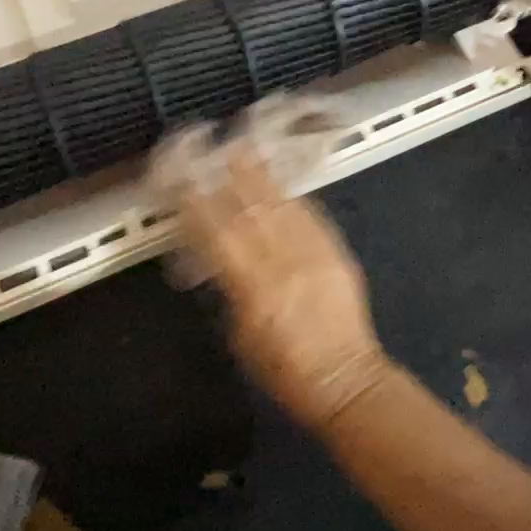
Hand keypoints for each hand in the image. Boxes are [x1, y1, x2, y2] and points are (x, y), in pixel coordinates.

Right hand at [177, 143, 391, 427]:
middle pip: (249, 210)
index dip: (198, 205)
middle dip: (227, 177)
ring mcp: (313, 253)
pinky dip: (289, 195)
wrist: (346, 380)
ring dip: (257, 175)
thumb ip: (231, 292)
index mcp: (254, 288)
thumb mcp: (242, 336)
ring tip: (241, 149)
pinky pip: (309, 215)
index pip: (218, 234)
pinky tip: (277, 181)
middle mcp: (283, 263)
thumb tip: (219, 260)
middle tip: (210, 150)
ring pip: (279, 204)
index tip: (183, 182)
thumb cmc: (285, 370)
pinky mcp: (335, 252)